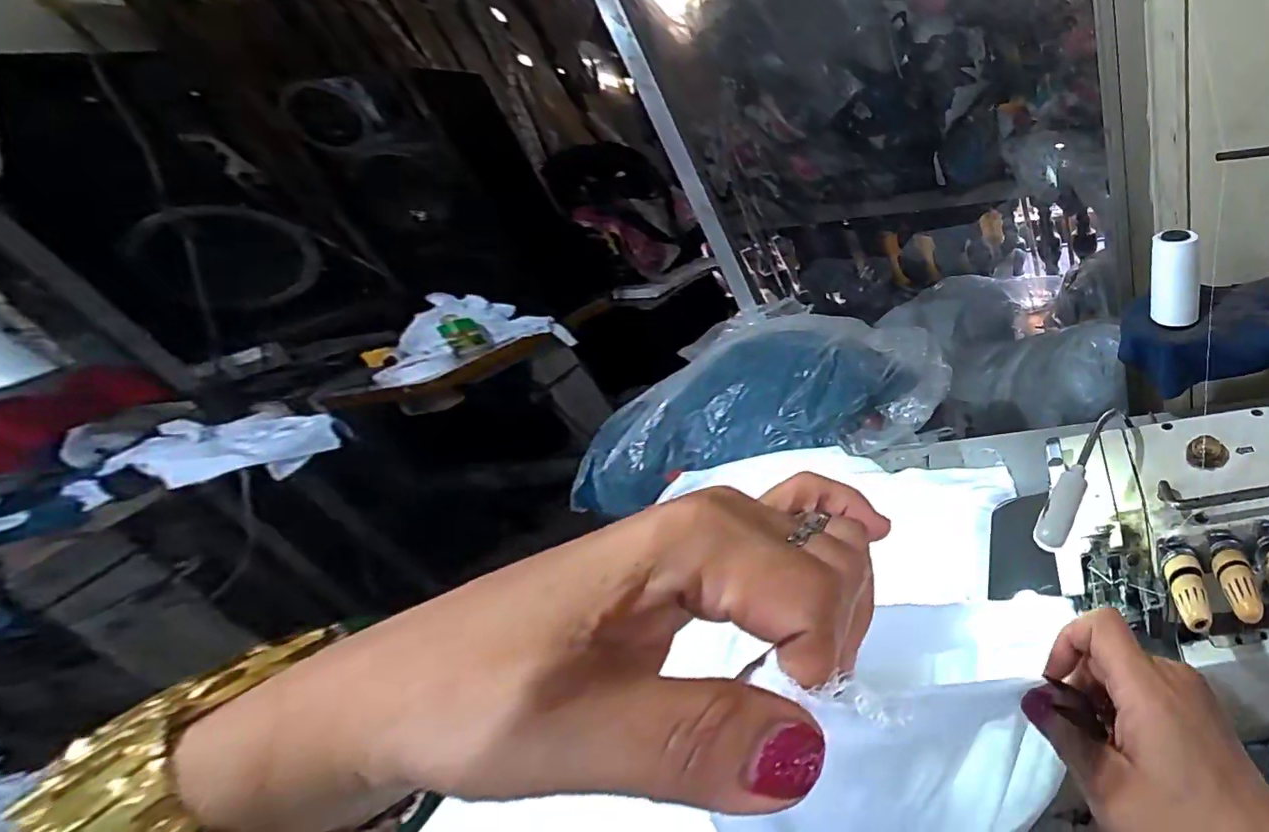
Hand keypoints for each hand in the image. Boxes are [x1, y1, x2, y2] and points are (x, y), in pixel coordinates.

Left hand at [173, 473, 889, 831]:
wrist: (402, 684)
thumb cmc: (469, 698)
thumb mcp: (564, 737)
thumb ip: (686, 742)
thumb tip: (807, 757)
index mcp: (689, 538)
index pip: (805, 587)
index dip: (820, 657)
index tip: (791, 719)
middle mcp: (714, 513)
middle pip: (826, 555)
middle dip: (838, 628)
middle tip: (794, 701)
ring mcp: (710, 523)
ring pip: (820, 536)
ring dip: (843, 594)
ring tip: (814, 662)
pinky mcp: (701, 546)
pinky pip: (795, 511)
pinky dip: (837, 520)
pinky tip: (866, 533)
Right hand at [1023, 609, 1268, 831]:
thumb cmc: (1181, 823)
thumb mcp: (1111, 790)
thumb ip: (1067, 737)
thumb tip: (1031, 699)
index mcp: (1148, 685)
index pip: (1099, 623)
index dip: (1067, 642)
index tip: (1055, 688)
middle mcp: (1171, 673)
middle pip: (1111, 650)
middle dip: (1081, 683)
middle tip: (1077, 736)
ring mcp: (1191, 689)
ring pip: (1129, 670)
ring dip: (1104, 700)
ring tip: (1107, 754)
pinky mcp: (1202, 707)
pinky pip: (1152, 688)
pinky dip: (1130, 708)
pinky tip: (1135, 756)